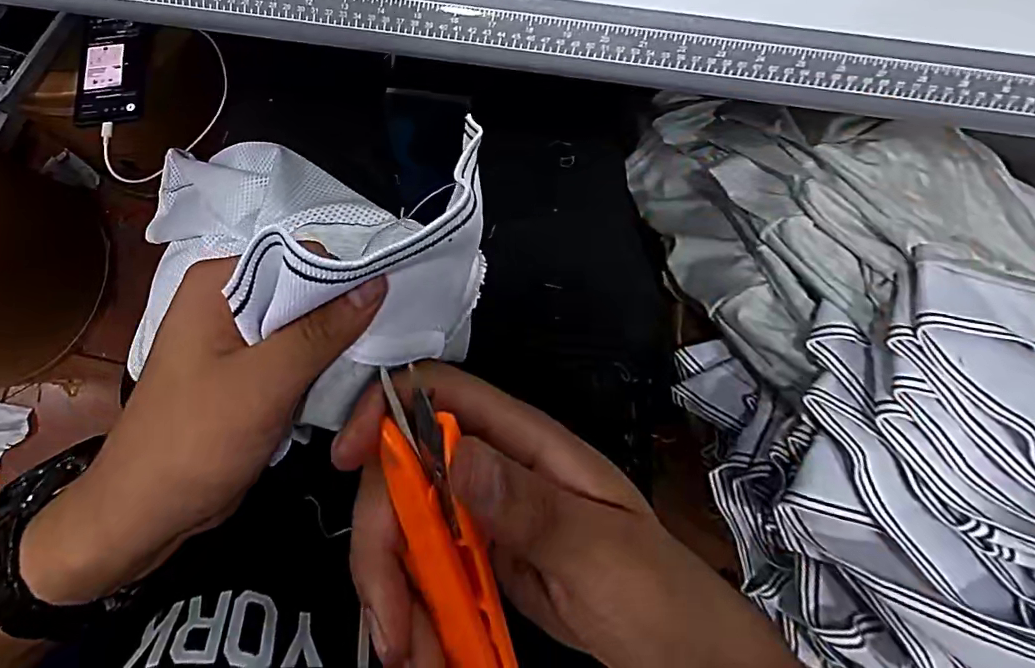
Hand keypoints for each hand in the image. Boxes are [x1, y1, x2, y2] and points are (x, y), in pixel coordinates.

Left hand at [21, 257, 386, 603]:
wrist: (141, 516)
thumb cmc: (194, 441)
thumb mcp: (265, 382)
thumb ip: (322, 330)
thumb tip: (376, 282)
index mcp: (219, 281)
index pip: (300, 257)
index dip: (341, 284)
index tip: (376, 320)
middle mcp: (225, 297)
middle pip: (303, 292)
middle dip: (335, 324)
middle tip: (368, 359)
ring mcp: (232, 335)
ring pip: (301, 327)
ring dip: (327, 355)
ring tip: (349, 383)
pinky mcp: (242, 370)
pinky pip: (290, 356)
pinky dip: (311, 374)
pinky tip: (325, 397)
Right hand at [333, 363, 793, 667]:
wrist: (687, 659)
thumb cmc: (660, 595)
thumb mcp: (599, 550)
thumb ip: (528, 502)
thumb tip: (451, 451)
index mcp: (522, 440)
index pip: (438, 393)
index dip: (384, 408)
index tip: (347, 460)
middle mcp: (491, 465)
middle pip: (404, 469)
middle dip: (381, 538)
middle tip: (387, 621)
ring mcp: (480, 511)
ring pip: (405, 522)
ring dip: (394, 586)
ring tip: (411, 654)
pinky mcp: (476, 555)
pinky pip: (423, 565)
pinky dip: (412, 606)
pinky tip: (424, 648)